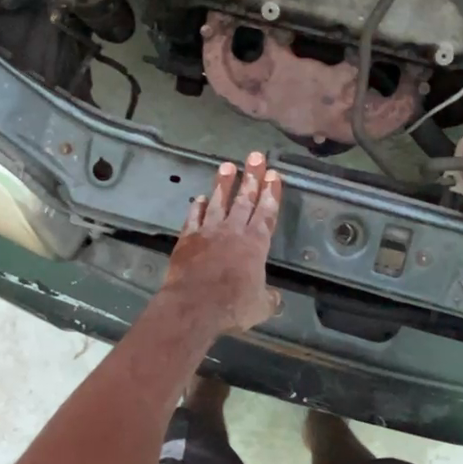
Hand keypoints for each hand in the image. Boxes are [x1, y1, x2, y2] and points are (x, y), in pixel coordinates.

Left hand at [158, 152, 283, 336]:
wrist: (193, 305)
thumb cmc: (232, 306)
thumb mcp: (260, 306)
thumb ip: (268, 298)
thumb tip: (275, 298)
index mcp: (256, 244)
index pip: (266, 212)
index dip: (271, 193)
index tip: (274, 174)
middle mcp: (233, 231)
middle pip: (245, 199)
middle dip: (252, 177)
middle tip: (255, 156)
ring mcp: (208, 232)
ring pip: (218, 202)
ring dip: (224, 184)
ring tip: (227, 166)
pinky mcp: (188, 238)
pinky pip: (194, 217)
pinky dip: (197, 207)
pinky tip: (199, 198)